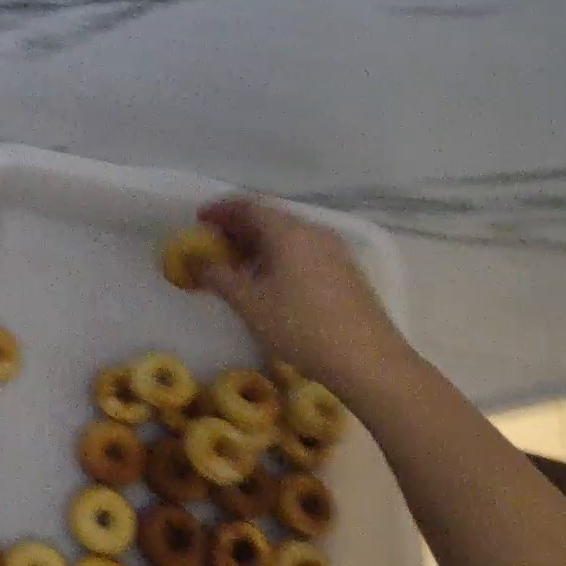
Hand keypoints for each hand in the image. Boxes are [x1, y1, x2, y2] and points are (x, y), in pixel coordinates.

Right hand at [195, 198, 410, 388]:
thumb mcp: (248, 303)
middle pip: (269, 217)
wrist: (367, 359)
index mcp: (288, 233)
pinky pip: (302, 249)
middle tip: (211, 241)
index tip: (198, 219)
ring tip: (233, 261)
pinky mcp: (343, 270)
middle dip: (237, 226)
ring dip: (256, 241)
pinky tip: (266, 277)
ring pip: (287, 234)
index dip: (221, 209)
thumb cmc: (299, 326)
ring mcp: (333, 251)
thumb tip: (199, 262)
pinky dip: (276, 253)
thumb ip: (218, 276)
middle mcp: (313, 232)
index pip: (249, 206)